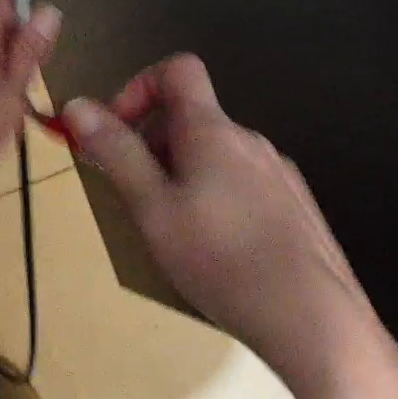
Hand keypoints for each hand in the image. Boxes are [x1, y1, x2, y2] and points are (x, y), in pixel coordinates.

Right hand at [62, 55, 397, 398]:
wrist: (321, 328)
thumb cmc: (223, 259)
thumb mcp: (151, 207)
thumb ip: (114, 151)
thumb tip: (77, 103)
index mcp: (212, 130)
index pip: (177, 70)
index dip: (138, 87)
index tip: (119, 130)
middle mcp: (249, 141)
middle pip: (190, 118)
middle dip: (152, 145)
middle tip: (135, 196)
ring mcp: (280, 176)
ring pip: (215, 155)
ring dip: (182, 175)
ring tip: (174, 232)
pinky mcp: (298, 210)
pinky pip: (243, 185)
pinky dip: (217, 199)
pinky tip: (218, 252)